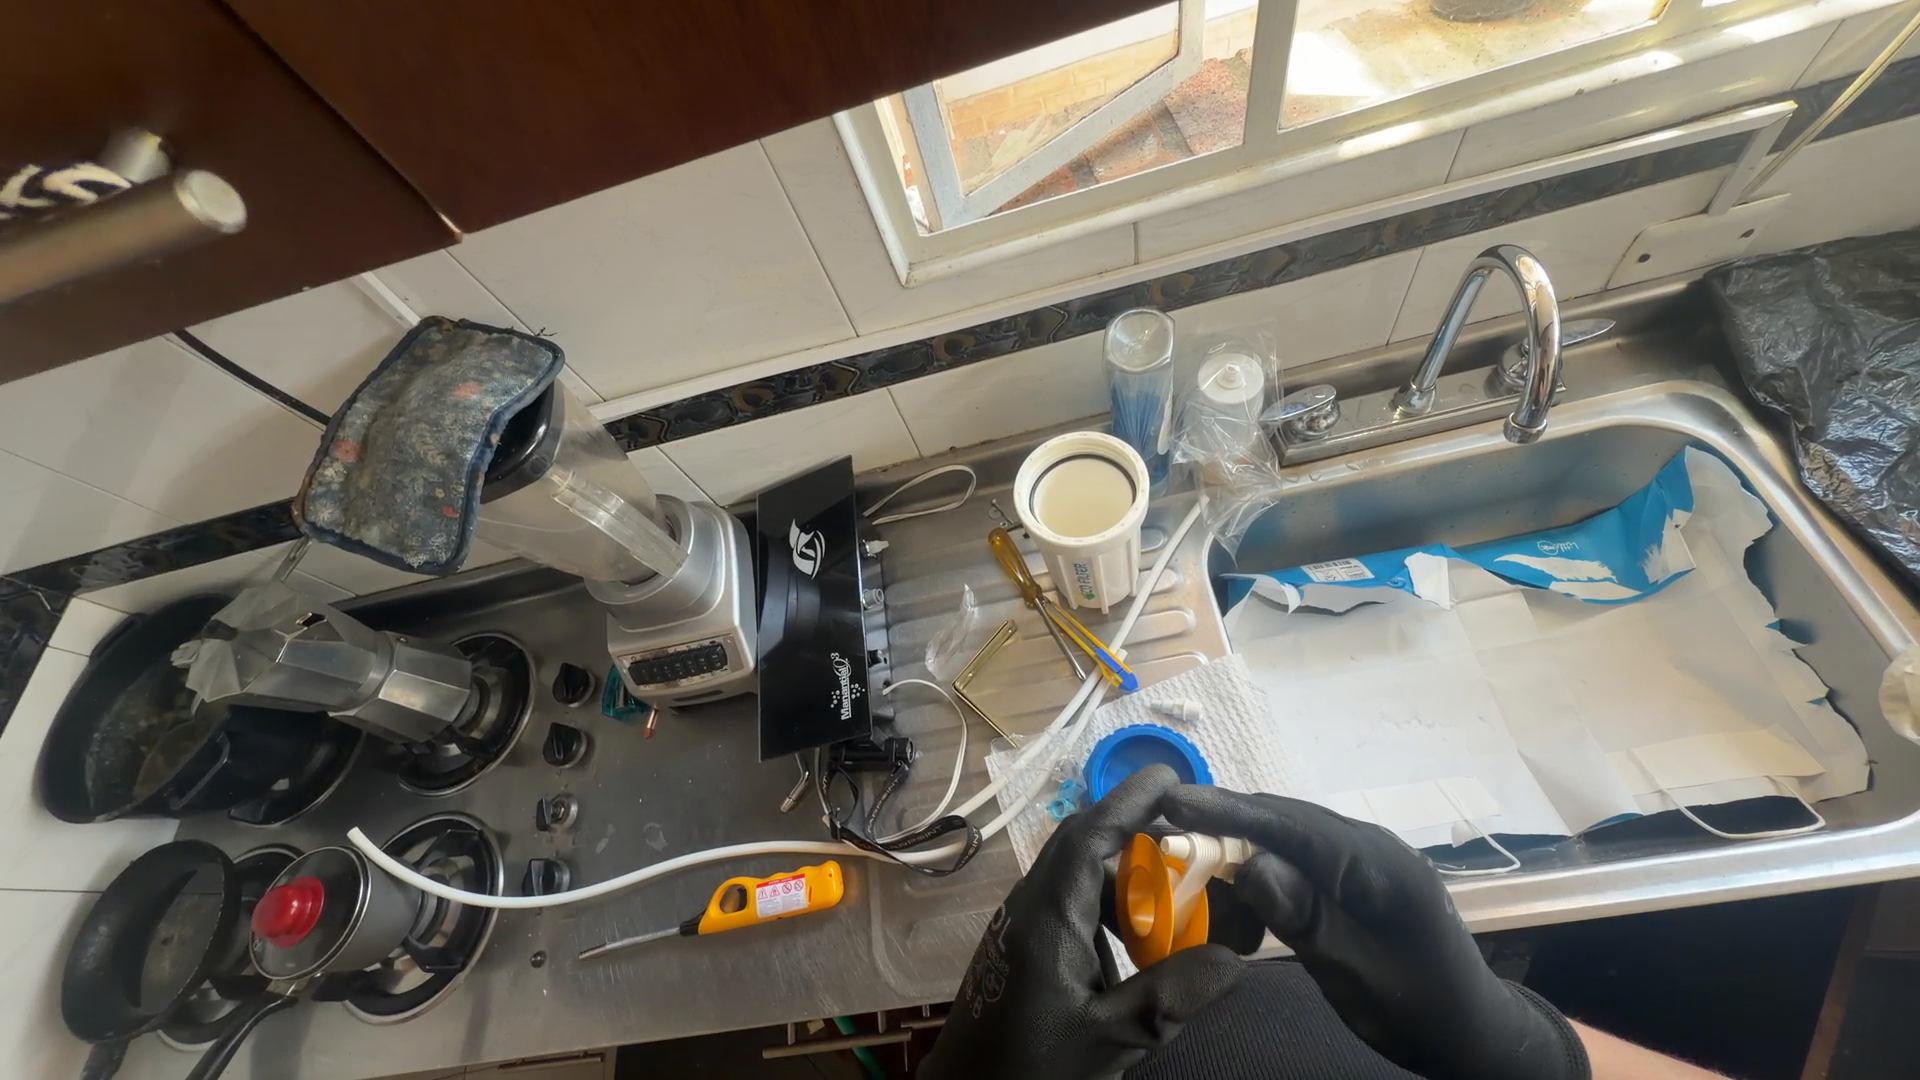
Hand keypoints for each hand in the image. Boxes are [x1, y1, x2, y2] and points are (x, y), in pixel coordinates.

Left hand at [920, 766, 1243, 1079]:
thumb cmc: (1032, 1066)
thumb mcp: (1108, 1039)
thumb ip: (1168, 998)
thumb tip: (1234, 959)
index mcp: (1048, 914)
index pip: (1089, 835)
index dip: (1128, 800)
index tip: (1168, 777)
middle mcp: (1033, 902)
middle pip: (1087, 846)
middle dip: (1137, 834)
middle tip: (1191, 842)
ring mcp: (1027, 920)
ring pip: (1081, 874)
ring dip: (1127, 875)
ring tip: (1176, 890)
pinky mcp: (1028, 940)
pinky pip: (1074, 902)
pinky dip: (1111, 906)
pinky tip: (1140, 936)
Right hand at [1162, 787, 1589, 1079]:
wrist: (1478, 1034)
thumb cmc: (1420, 1011)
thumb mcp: (1359, 975)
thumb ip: (1306, 917)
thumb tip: (1250, 866)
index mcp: (1376, 865)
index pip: (1290, 825)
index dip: (1228, 810)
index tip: (1173, 800)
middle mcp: (1365, 844)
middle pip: (1279, 822)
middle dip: (1220, 829)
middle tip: (1165, 837)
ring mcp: (1359, 854)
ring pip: (1281, 837)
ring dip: (1239, 861)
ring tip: (1213, 902)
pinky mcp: (1350, 871)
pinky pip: (1294, 858)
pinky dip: (1260, 878)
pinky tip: (1248, 914)